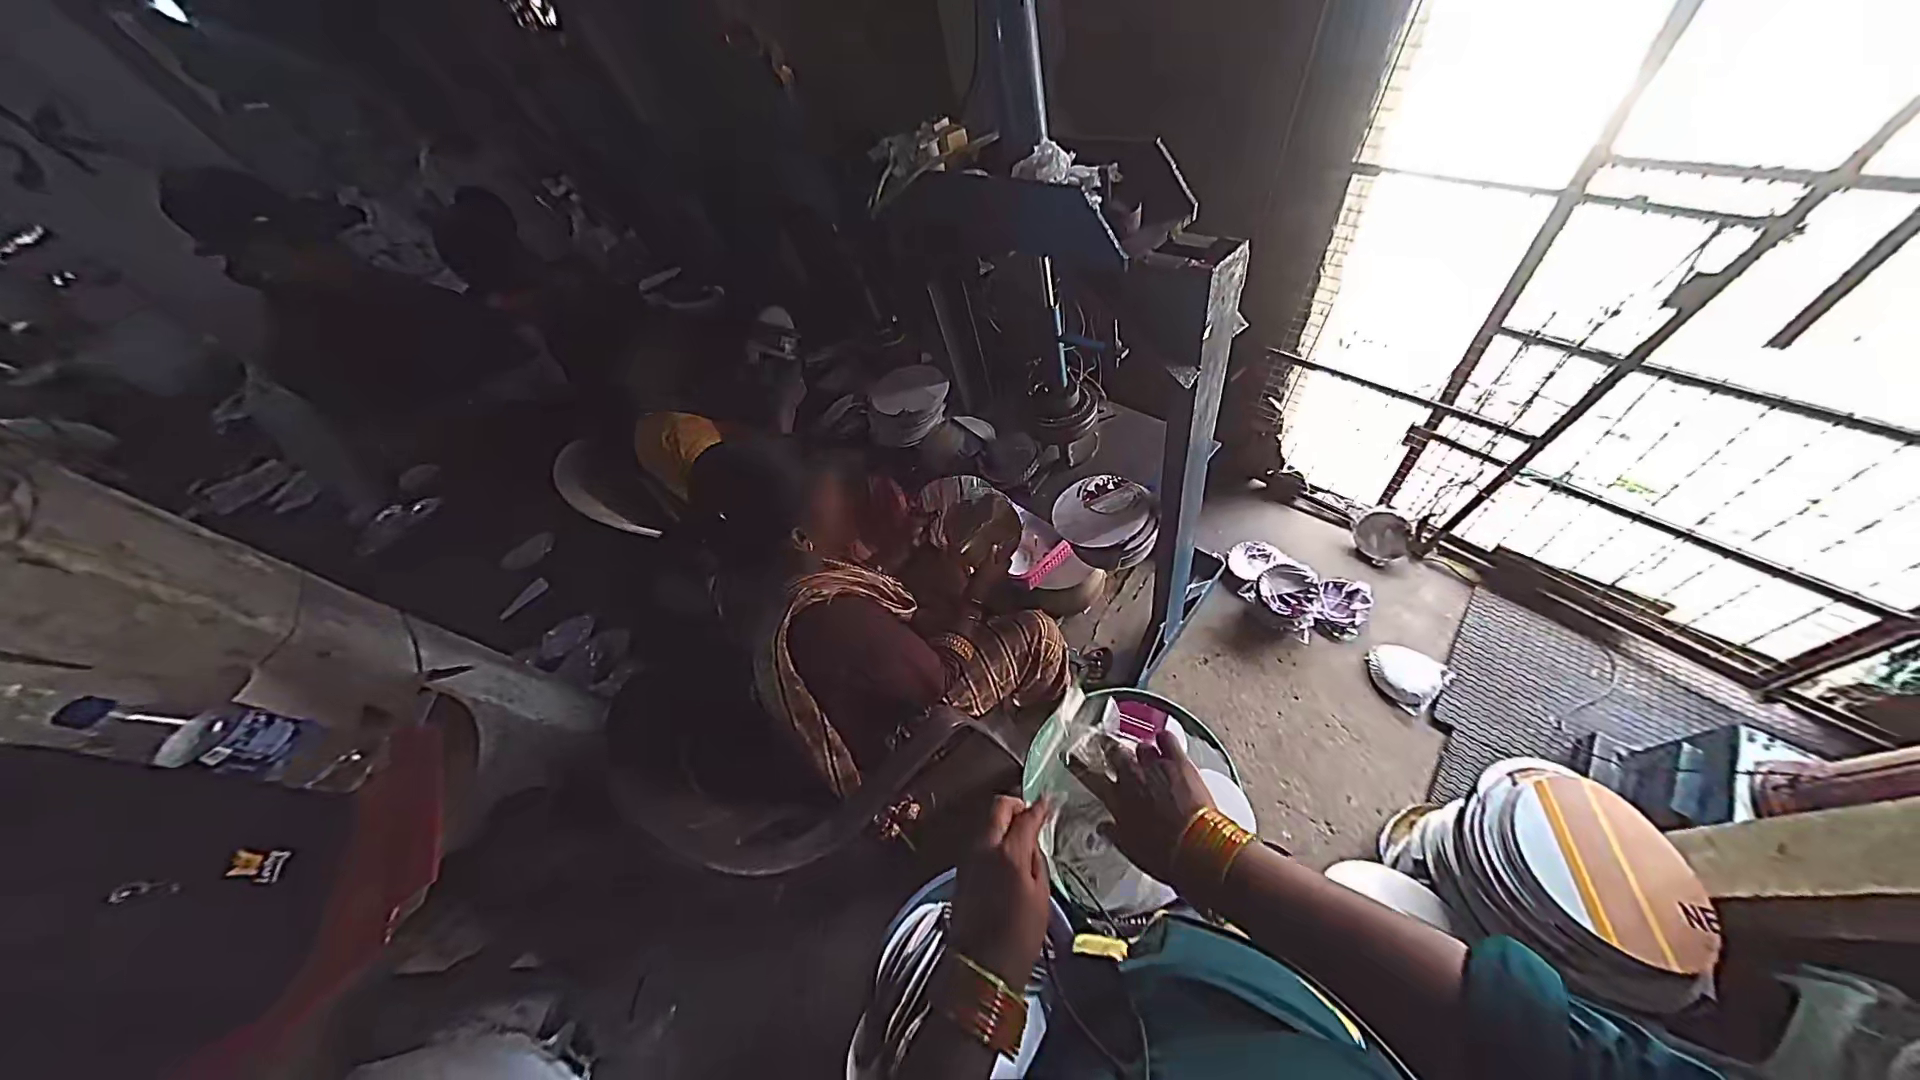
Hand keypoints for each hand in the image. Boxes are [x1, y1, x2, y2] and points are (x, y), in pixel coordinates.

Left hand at [947, 796, 1052, 986]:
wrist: (981, 967)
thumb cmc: (1018, 937)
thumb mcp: (1041, 897)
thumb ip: (1036, 859)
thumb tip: (1032, 839)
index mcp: (1008, 853)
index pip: (1024, 815)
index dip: (1039, 807)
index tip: (1048, 802)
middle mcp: (984, 847)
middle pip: (998, 806)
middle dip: (1016, 805)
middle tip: (1031, 815)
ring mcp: (968, 856)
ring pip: (986, 821)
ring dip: (1003, 820)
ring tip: (1021, 834)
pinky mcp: (961, 868)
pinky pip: (979, 839)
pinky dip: (993, 836)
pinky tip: (1006, 851)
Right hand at [1072, 727, 1214, 884]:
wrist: (1196, 849)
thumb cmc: (1165, 855)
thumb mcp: (1131, 849)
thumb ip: (1115, 834)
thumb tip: (1105, 829)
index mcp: (1117, 800)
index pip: (1090, 777)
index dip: (1079, 766)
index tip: (1073, 760)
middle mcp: (1132, 779)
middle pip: (1114, 752)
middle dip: (1111, 749)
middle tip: (1112, 750)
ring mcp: (1155, 767)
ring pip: (1141, 746)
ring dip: (1143, 750)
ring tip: (1147, 754)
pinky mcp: (1178, 762)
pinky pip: (1167, 739)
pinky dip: (1165, 738)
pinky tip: (1165, 740)